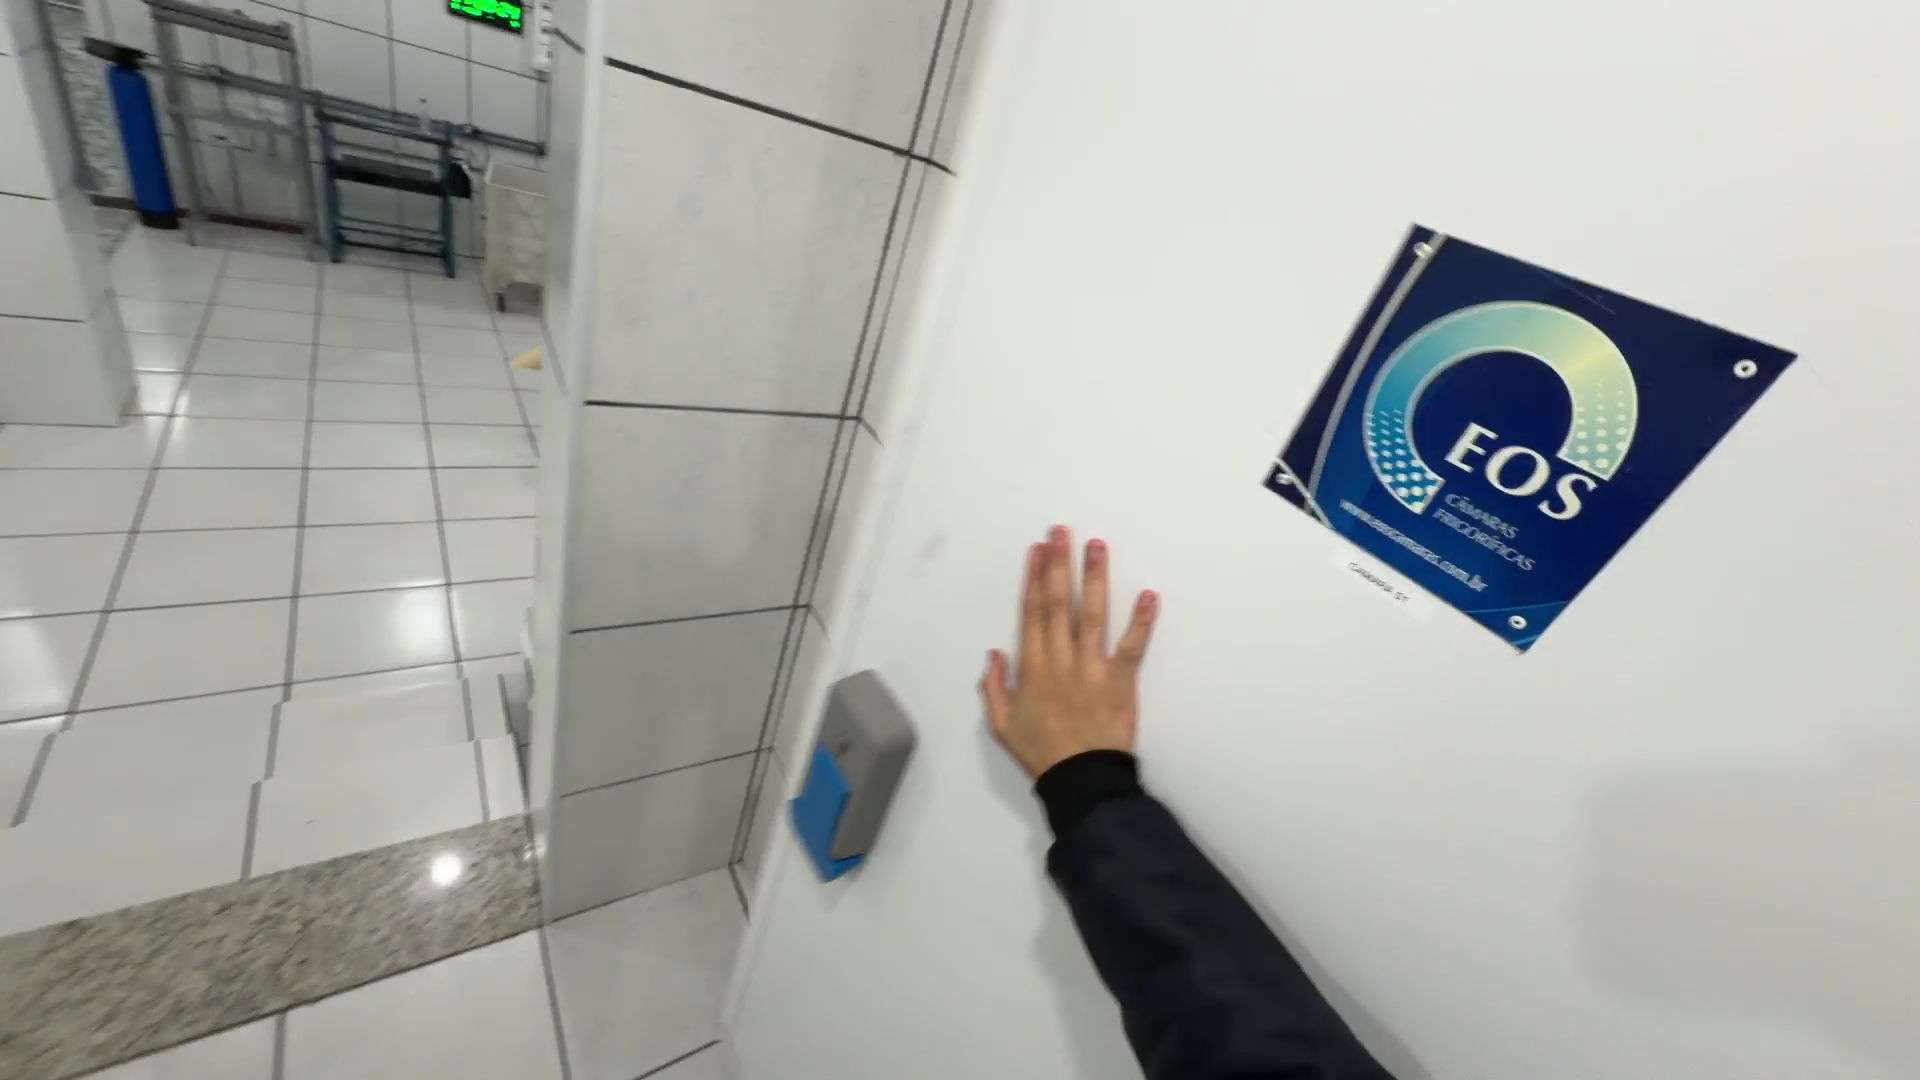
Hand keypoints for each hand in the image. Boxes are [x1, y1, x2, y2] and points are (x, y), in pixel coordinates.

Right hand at [980, 526, 1158, 778]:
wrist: (1082, 780)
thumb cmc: (1042, 752)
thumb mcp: (1001, 724)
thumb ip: (993, 686)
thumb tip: (993, 652)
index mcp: (1032, 667)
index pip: (1032, 612)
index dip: (1034, 578)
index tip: (1037, 550)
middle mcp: (1061, 659)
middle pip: (1059, 603)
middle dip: (1059, 564)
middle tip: (1061, 532)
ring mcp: (1093, 667)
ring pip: (1093, 614)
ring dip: (1094, 577)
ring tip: (1096, 545)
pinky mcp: (1122, 679)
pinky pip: (1133, 645)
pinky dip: (1142, 620)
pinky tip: (1148, 593)